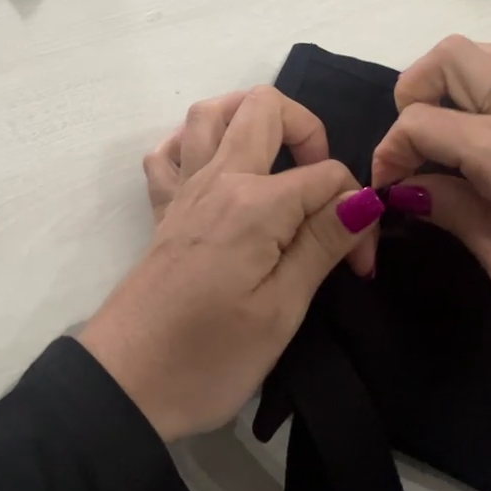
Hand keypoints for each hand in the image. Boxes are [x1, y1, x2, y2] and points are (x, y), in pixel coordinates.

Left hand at [79, 87, 384, 440]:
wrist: (126, 384)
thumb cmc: (209, 358)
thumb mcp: (282, 310)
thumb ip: (322, 244)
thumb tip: (364, 199)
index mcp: (255, 204)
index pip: (327, 175)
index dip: (358, 214)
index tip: (360, 266)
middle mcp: (218, 179)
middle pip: (264, 106)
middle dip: (309, 131)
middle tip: (321, 190)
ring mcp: (185, 190)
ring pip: (210, 112)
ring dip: (247, 117)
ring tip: (277, 157)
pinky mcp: (163, 210)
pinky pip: (170, 152)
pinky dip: (194, 145)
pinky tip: (217, 171)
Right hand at [373, 36, 490, 439]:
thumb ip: (457, 216)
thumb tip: (407, 189)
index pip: (421, 121)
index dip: (387, 156)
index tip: (386, 204)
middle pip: (453, 56)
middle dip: (412, 93)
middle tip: (410, 156)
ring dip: (452, 81)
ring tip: (441, 141)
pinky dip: (485, 92)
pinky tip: (484, 149)